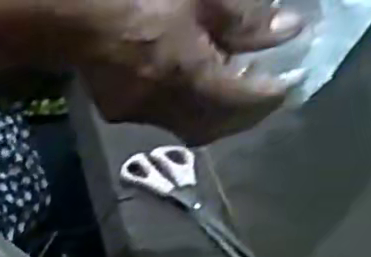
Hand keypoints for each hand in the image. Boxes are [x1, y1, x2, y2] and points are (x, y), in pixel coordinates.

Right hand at [79, 0, 304, 144]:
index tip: (289, 84)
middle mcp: (158, 104)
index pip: (235, 104)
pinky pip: (162, 118)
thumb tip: (286, 32)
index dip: (266, 99)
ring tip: (234, 86)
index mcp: (184, 74)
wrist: (80, 24)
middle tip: (266, 95)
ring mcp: (134, 112)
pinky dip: (188, 106)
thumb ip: (245, 19)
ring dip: (213, 114)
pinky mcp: (118, 111)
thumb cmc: (144, 0)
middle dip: (240, 119)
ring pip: (185, 127)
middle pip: (209, 129)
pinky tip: (195, 83)